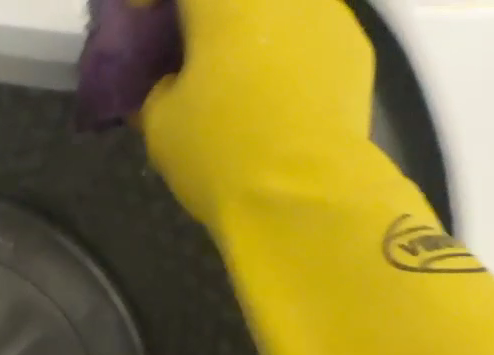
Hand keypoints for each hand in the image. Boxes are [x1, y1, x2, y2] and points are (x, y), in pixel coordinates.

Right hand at [141, 0, 378, 226]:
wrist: (300, 196)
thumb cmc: (220, 153)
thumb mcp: (160, 126)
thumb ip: (156, 89)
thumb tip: (167, 83)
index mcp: (223, 0)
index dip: (150, 3)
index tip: (138, 24)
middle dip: (206, 17)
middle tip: (186, 53)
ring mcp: (326, 13)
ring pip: (275, 10)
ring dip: (250, 32)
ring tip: (234, 77)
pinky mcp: (354, 48)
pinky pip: (308, 36)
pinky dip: (285, 54)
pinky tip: (273, 98)